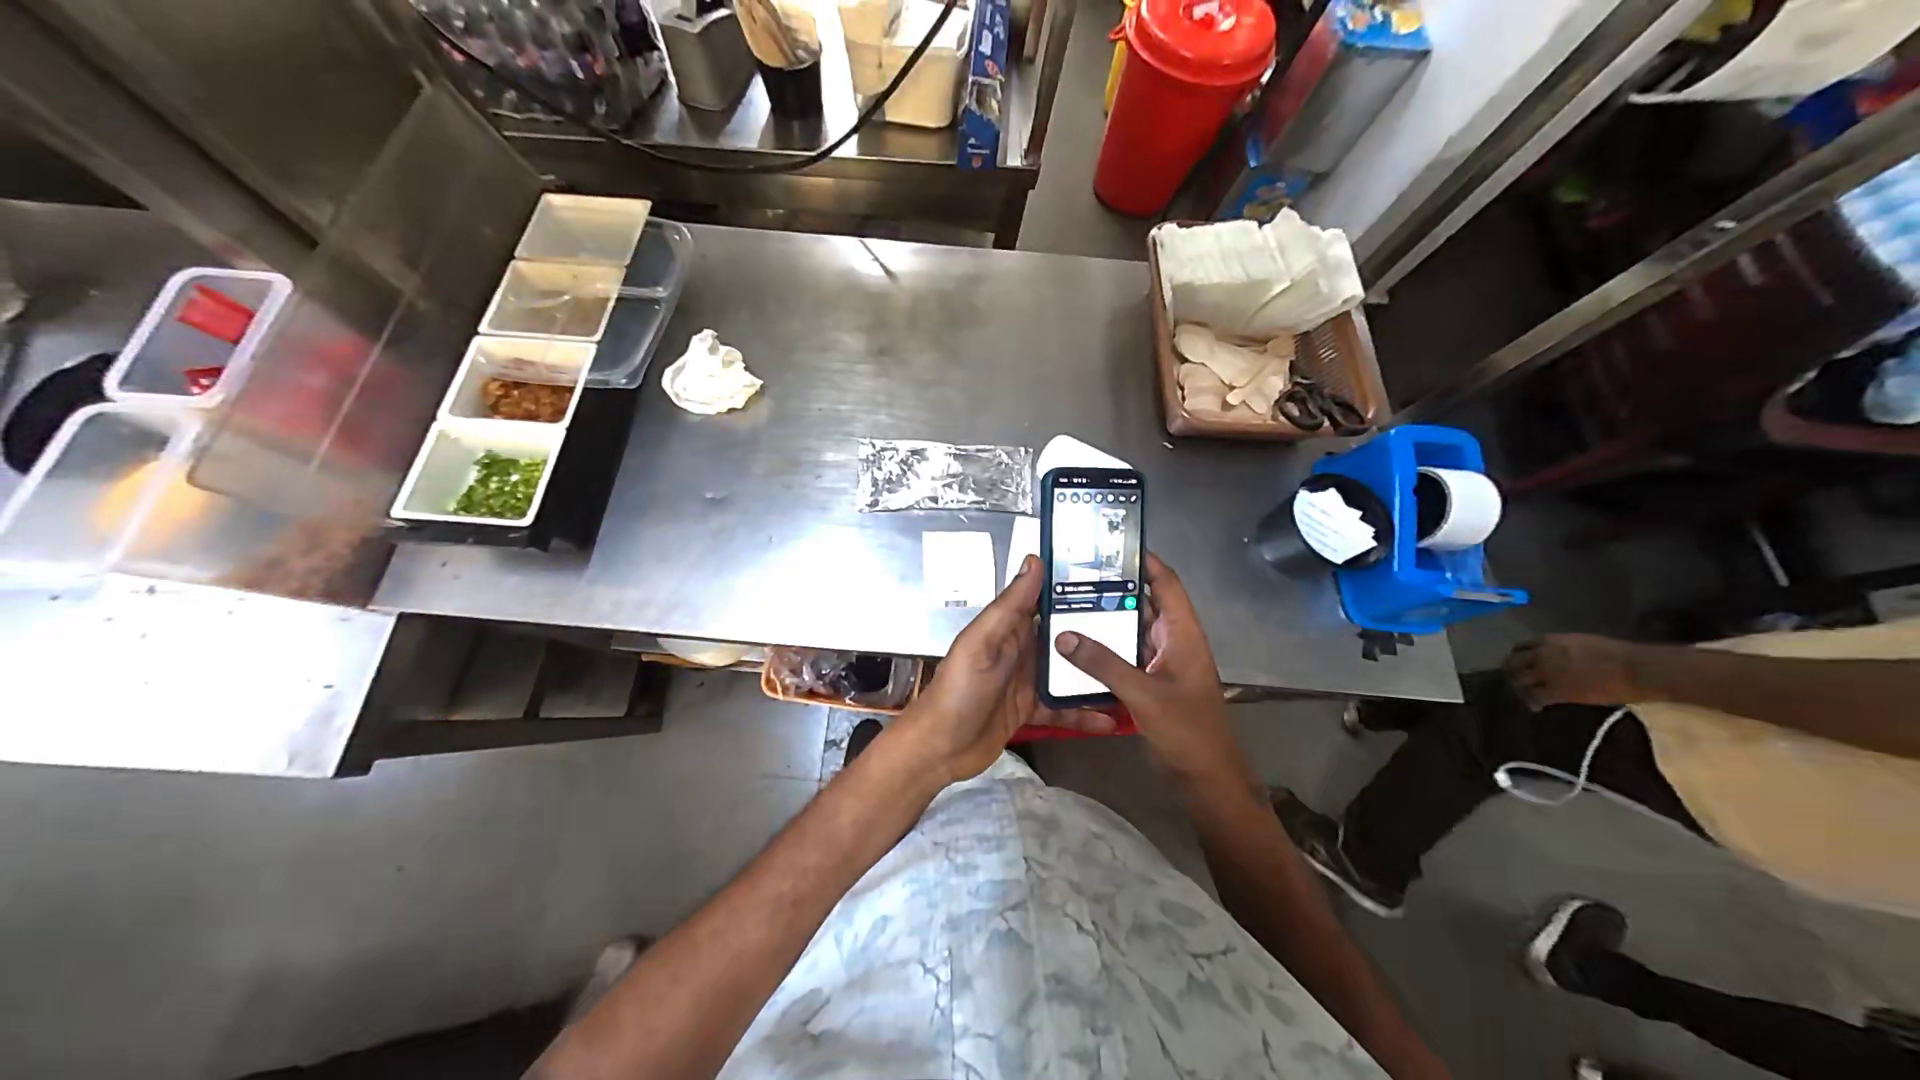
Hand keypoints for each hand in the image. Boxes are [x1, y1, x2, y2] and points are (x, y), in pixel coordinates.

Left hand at [888, 555, 1114, 783]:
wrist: (940, 748)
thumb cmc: (958, 690)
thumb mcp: (981, 643)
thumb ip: (1009, 606)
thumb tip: (1034, 561)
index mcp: (1006, 629)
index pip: (1041, 601)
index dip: (1071, 591)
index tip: (1110, 582)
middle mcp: (1019, 651)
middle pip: (1061, 638)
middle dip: (1094, 633)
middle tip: (1137, 630)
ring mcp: (1025, 682)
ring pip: (1067, 673)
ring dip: (1094, 674)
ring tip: (1131, 672)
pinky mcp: (1029, 710)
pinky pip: (1062, 708)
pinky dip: (1083, 713)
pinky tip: (1110, 718)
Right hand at [1054, 553, 1246, 784]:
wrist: (1208, 777)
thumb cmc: (1187, 730)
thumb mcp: (1143, 693)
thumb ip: (1103, 664)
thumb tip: (1063, 636)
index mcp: (1183, 634)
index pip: (1166, 583)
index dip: (1145, 561)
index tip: (1113, 545)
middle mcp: (1175, 641)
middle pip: (1146, 603)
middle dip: (1116, 588)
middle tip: (1078, 574)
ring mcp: (1164, 663)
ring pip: (1134, 630)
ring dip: (1109, 618)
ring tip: (1071, 602)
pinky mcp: (1154, 683)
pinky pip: (1128, 655)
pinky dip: (1108, 647)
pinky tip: (1080, 644)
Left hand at [1504, 633, 1658, 709]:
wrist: (1636, 669)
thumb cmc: (1617, 654)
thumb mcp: (1581, 643)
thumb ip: (1563, 649)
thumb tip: (1559, 657)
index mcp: (1549, 640)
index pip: (1520, 647)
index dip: (1517, 656)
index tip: (1519, 663)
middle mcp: (1542, 655)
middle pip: (1513, 663)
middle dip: (1511, 672)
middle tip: (1515, 680)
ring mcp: (1547, 673)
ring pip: (1519, 681)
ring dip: (1519, 688)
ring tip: (1524, 694)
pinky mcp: (1558, 691)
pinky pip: (1535, 697)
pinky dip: (1532, 702)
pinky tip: (1536, 707)